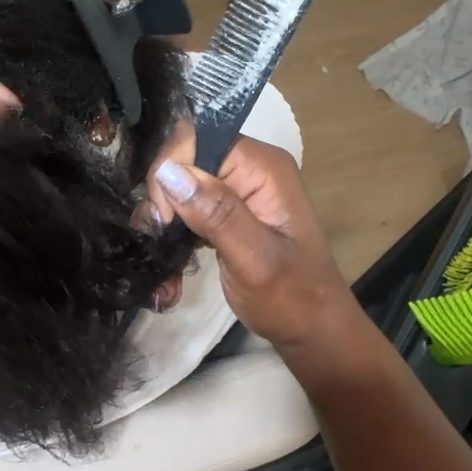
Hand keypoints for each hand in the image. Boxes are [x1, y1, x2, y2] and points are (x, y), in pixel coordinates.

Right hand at [146, 136, 357, 347]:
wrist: (313, 331)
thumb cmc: (293, 298)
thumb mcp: (255, 259)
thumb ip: (217, 213)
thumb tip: (170, 172)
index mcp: (262, 167)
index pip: (196, 139)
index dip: (170, 174)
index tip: (164, 222)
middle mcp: (249, 170)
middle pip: (182, 163)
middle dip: (161, 206)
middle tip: (159, 250)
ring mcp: (237, 193)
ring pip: (178, 191)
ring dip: (162, 230)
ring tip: (162, 273)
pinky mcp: (226, 217)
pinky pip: (186, 214)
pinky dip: (173, 243)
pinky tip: (169, 276)